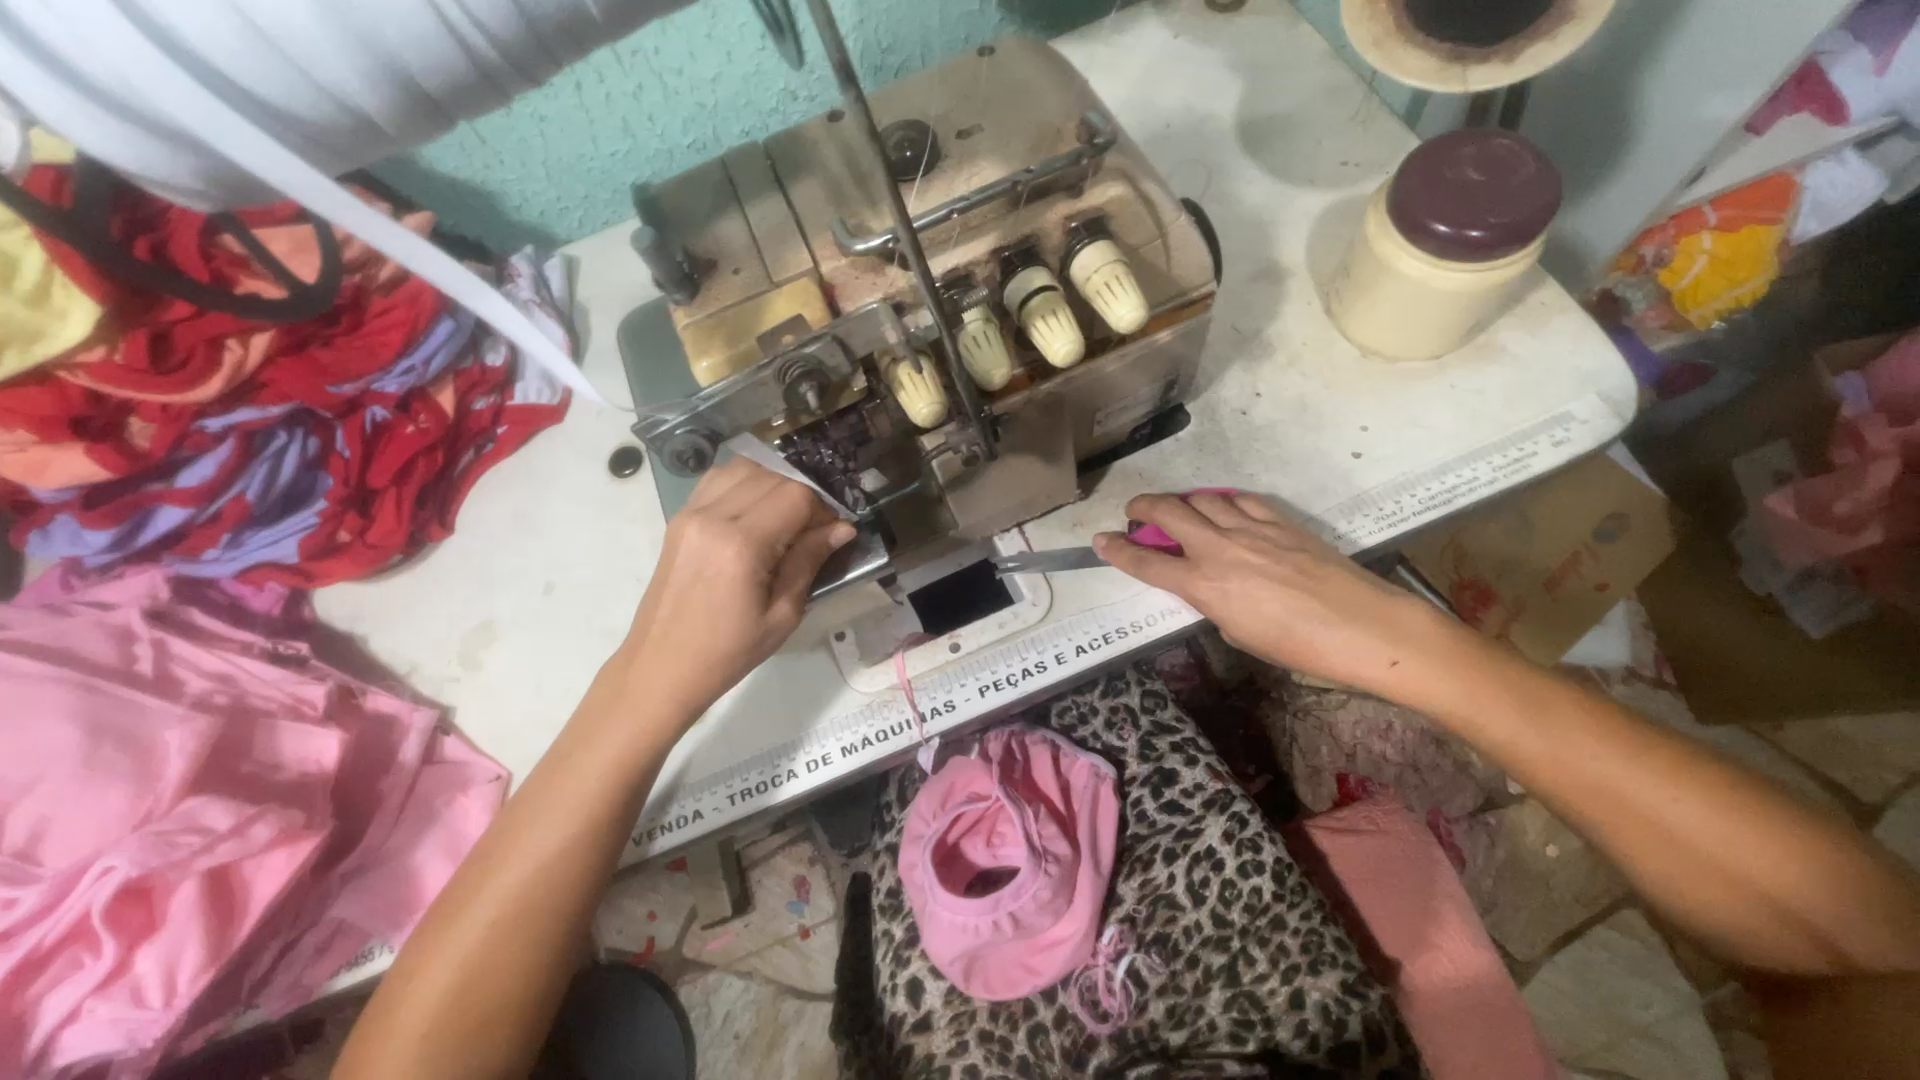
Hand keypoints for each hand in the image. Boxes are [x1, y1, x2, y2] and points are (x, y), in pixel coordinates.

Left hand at [618, 460, 855, 719]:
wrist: (662, 665)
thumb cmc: (728, 651)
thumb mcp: (783, 615)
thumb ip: (809, 561)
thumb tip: (842, 528)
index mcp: (740, 547)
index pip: (795, 495)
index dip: (823, 509)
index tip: (833, 533)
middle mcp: (712, 517)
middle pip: (772, 475)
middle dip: (802, 494)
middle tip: (814, 528)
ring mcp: (690, 513)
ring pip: (745, 467)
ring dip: (773, 482)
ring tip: (785, 516)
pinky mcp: (679, 517)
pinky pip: (718, 478)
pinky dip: (745, 483)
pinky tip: (756, 512)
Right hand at [1093, 491, 1474, 696]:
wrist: (1360, 626)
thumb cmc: (1296, 646)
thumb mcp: (1238, 633)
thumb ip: (1213, 603)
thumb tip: (1209, 586)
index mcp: (1204, 585)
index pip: (1147, 563)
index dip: (1118, 551)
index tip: (1100, 540)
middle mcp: (1219, 549)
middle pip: (1168, 512)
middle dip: (1142, 507)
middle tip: (1134, 512)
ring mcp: (1250, 529)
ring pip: (1202, 498)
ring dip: (1181, 500)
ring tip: (1177, 508)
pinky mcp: (1279, 521)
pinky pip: (1239, 500)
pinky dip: (1221, 501)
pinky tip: (1222, 507)